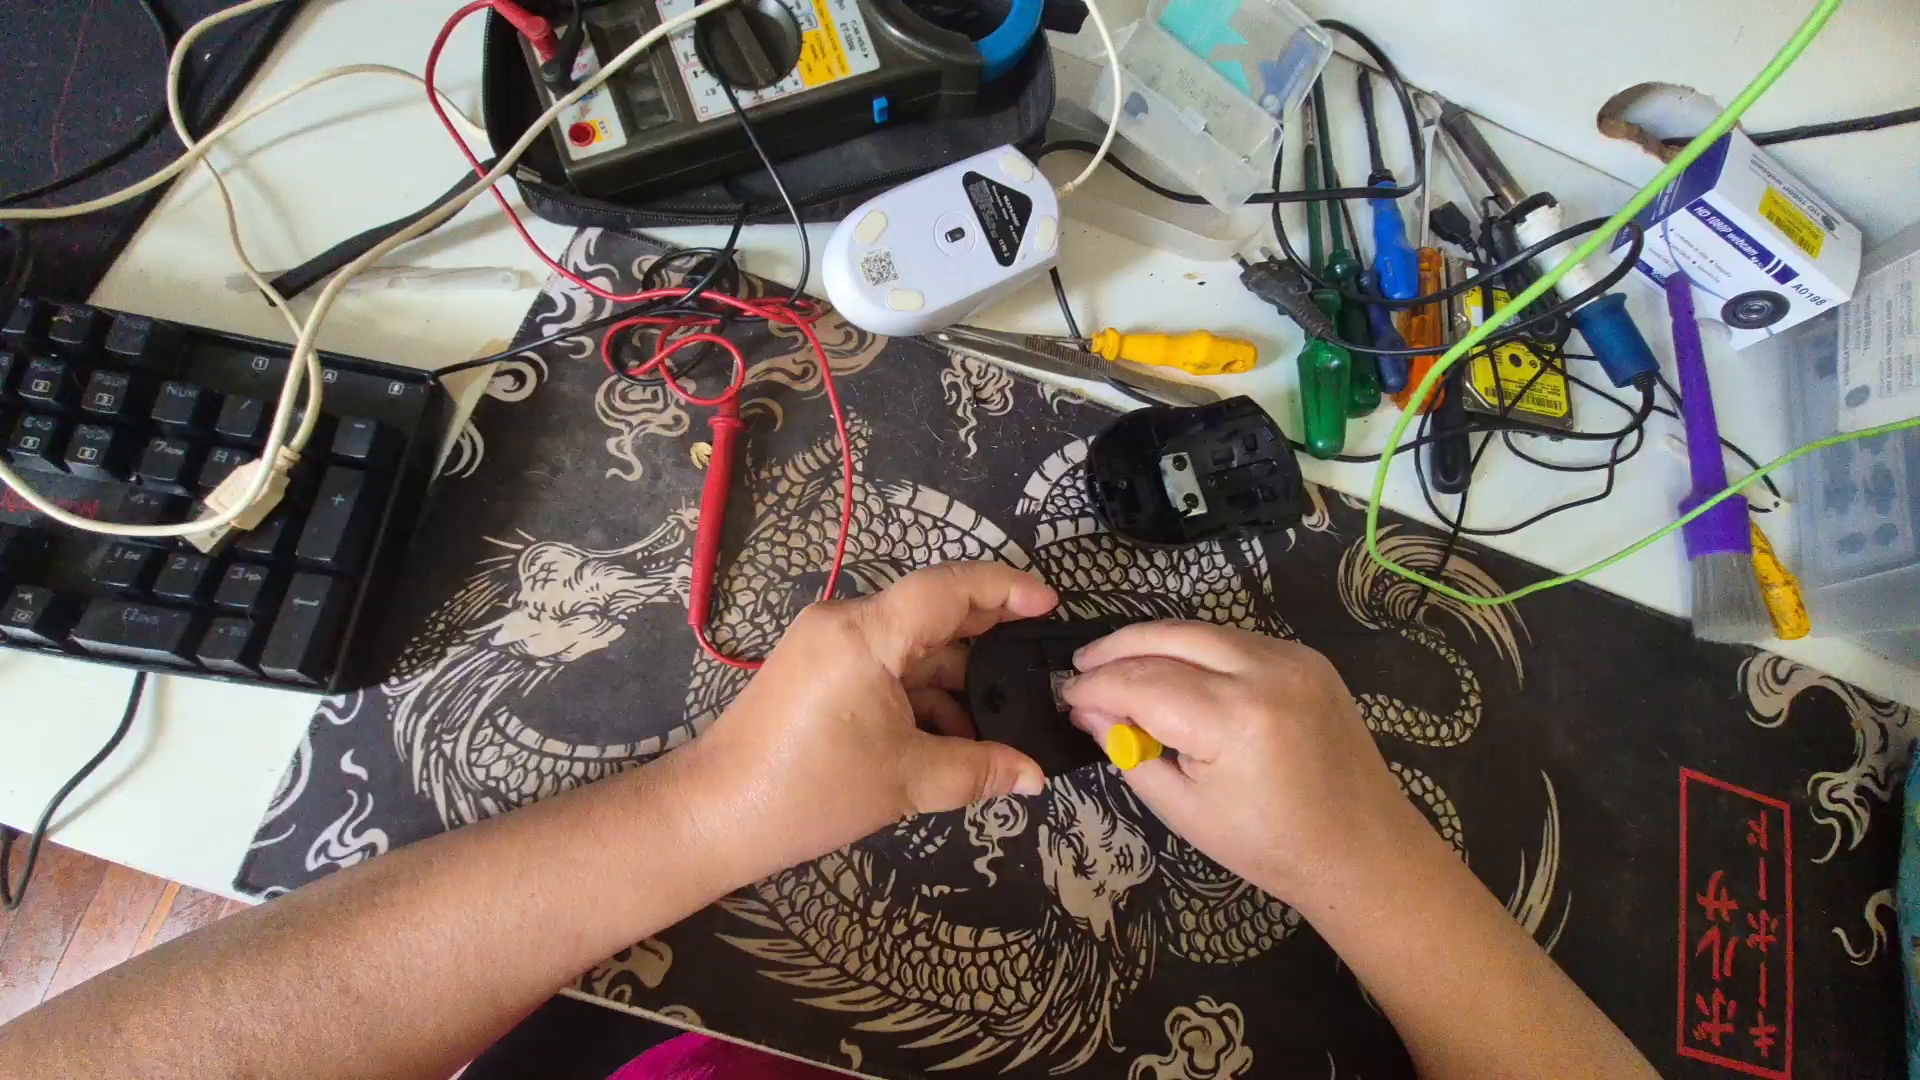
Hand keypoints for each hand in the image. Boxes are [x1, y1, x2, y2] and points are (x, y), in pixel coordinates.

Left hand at [669, 562, 1056, 888]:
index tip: (1050, 602)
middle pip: (932, 613)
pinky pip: (885, 666)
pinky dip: (920, 693)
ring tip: (998, 722)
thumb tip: (1036, 778)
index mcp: (867, 632)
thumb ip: (979, 771)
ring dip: (953, 681)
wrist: (712, 816)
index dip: (1005, 589)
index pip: (948, 588)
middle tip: (1037, 662)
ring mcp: (829, 643)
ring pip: (911, 647)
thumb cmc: (809, 792)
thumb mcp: (905, 779)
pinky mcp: (820, 667)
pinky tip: (950, 733)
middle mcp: (847, 621)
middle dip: (987, 638)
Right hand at [1062, 620, 1431, 910]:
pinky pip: (1228, 639)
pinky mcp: (1304, 654)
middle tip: (1080, 667)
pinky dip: (1189, 648)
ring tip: (1113, 665)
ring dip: (1150, 643)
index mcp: (1236, 720)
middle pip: (1167, 637)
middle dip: (1115, 648)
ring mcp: (1291, 656)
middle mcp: (1266, 671)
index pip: (1142, 683)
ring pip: (1196, 629)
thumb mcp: (1183, 810)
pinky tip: (1168, 669)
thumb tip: (1086, 710)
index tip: (1065, 694)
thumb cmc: (1268, 845)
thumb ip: (1127, 751)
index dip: (1096, 686)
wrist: (1365, 851)